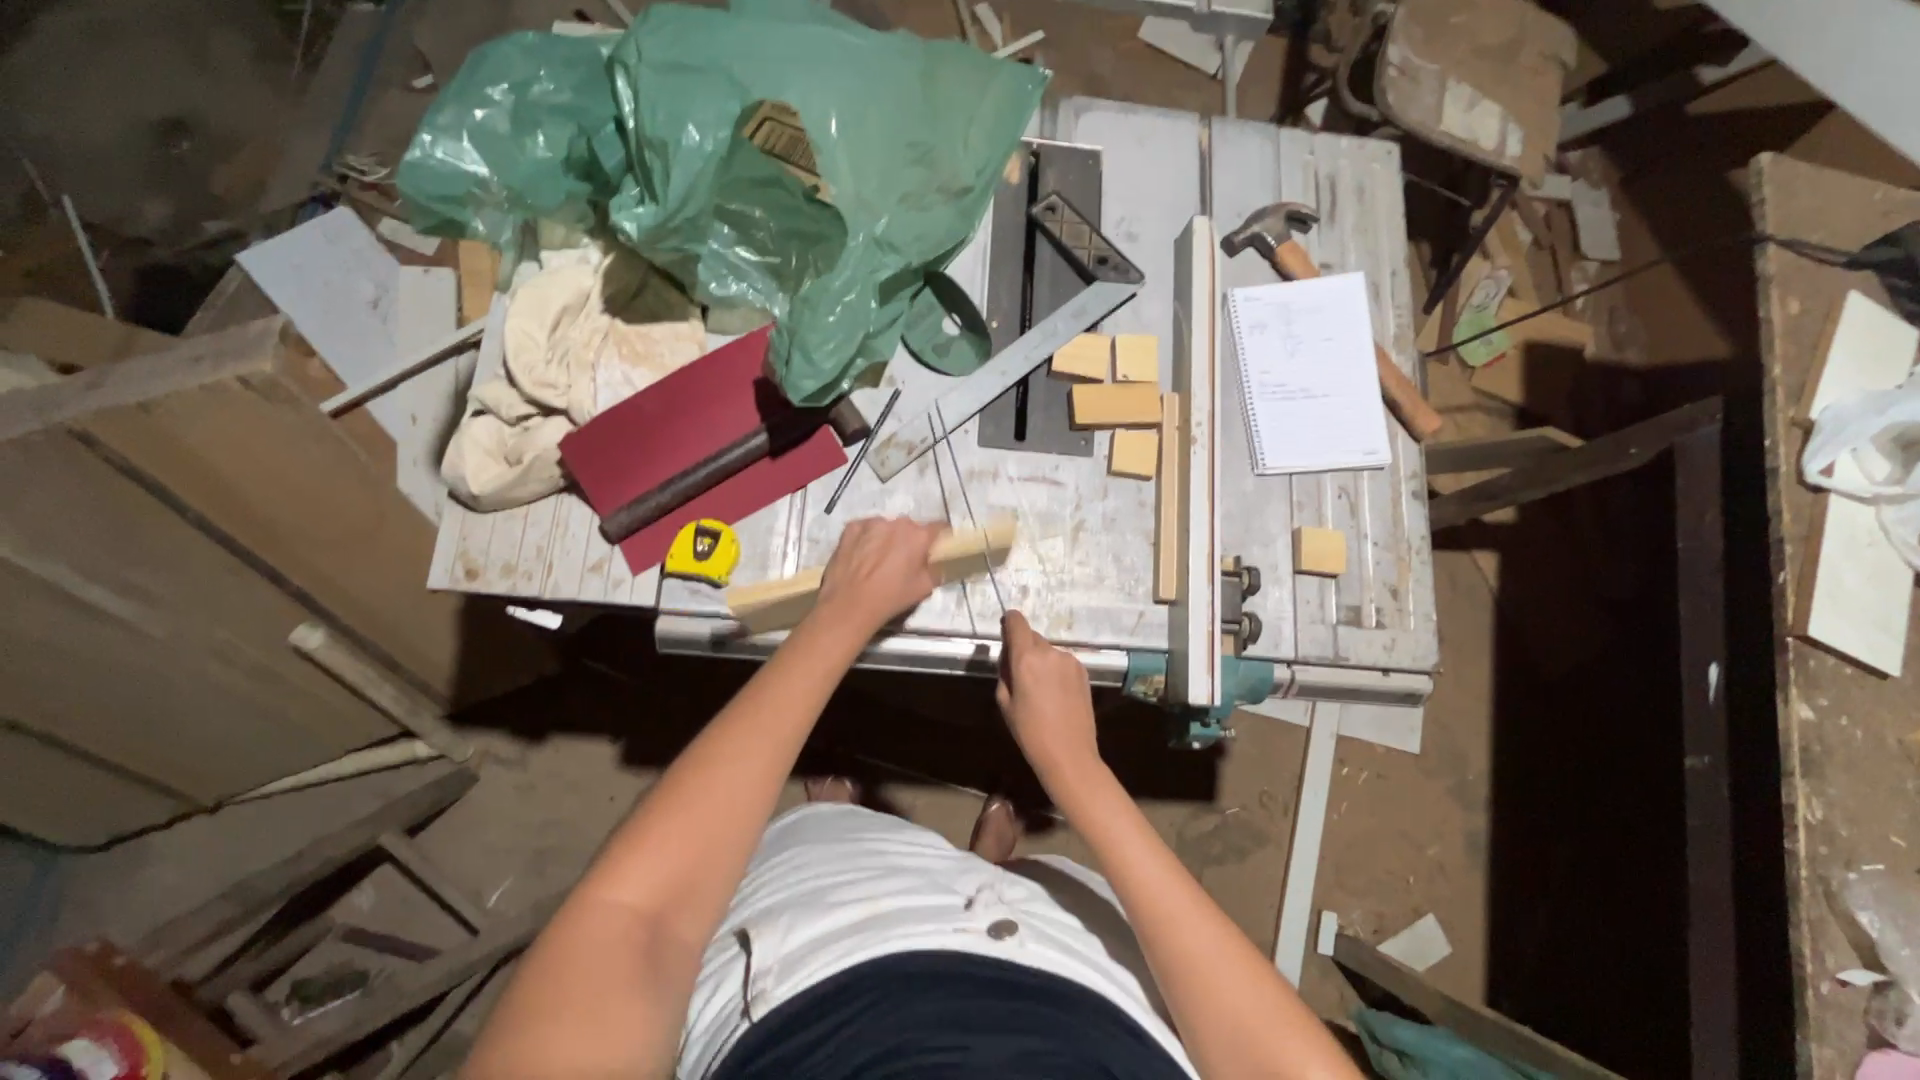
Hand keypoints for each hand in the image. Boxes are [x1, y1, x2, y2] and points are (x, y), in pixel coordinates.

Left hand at [814, 517, 944, 633]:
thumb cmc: (891, 597)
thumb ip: (937, 570)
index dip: (940, 537)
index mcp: (919, 536)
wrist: (849, 604)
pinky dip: (866, 538)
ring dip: (887, 538)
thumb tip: (939, 563)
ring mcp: (872, 523)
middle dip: (910, 540)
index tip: (937, 547)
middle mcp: (897, 522)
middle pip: (910, 527)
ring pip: (886, 527)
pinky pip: (865, 529)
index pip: (939, 528)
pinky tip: (861, 556)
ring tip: (878, 559)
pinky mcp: (851, 527)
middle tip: (904, 559)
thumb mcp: (925, 589)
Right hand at [996, 611, 1101, 786]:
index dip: (1008, 622)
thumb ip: (1004, 671)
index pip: (1016, 622)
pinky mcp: (1083, 671)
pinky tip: (1056, 694)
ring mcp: (1070, 661)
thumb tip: (1009, 656)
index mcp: (1026, 658)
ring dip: (1040, 660)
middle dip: (1023, 648)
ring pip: (1048, 651)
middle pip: (1032, 637)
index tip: (1005, 631)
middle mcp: (1050, 652)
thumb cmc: (1029, 732)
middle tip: (1019, 674)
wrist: (1069, 753)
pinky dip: (1055, 669)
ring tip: (1039, 689)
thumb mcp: (1004, 702)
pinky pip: (1062, 662)